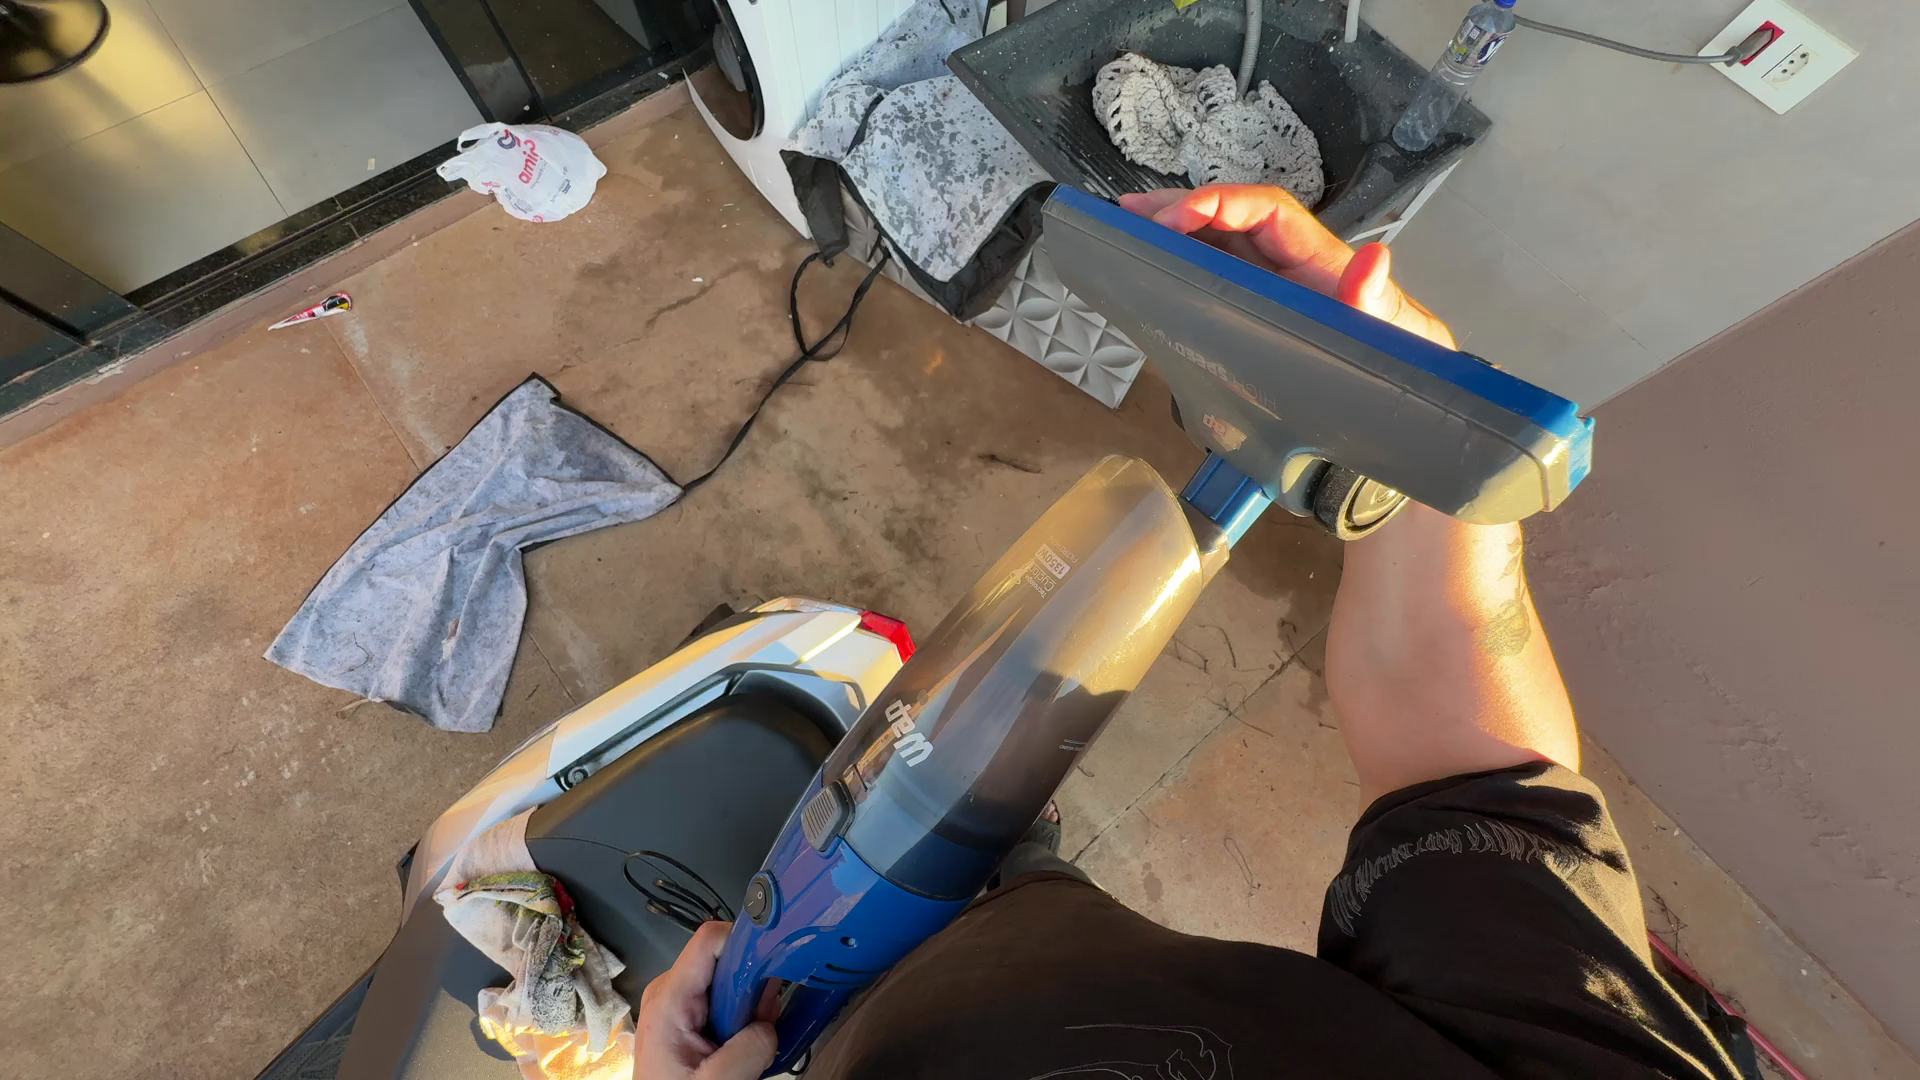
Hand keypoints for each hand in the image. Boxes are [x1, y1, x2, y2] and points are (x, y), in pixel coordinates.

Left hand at [634, 922, 777, 1079]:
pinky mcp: (687, 1013)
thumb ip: (751, 1047)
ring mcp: (678, 1001)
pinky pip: (725, 995)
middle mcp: (670, 989)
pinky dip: (742, 1014)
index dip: (745, 943)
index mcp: (669, 998)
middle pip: (724, 957)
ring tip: (748, 1038)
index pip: (712, 938)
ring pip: (729, 977)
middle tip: (761, 1019)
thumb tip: (770, 1018)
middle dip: (751, 983)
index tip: (771, 965)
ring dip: (749, 1003)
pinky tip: (740, 1042)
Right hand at [1118, 185, 1455, 347]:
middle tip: (1129, 210)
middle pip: (1227, 214)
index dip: (1217, 204)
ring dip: (1169, 227)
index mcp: (1310, 254)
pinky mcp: (1247, 297)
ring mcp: (1261, 276)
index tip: (1174, 219)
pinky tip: (1147, 264)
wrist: (1385, 371)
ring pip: (1212, 238)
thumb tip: (1372, 260)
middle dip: (1178, 206)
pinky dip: (1177, 259)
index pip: (1261, 210)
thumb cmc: (1385, 346)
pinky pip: (1210, 268)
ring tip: (1125, 226)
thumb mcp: (1382, 326)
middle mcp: (1281, 256)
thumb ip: (1372, 297)